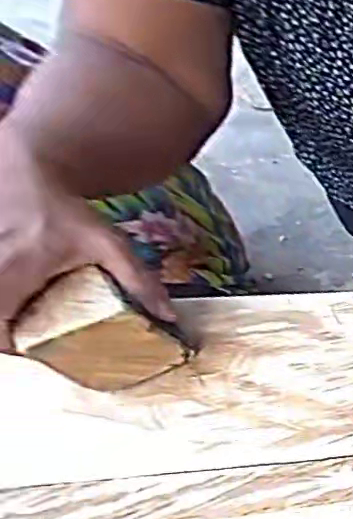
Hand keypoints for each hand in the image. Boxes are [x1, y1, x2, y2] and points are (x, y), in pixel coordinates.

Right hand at [0, 133, 171, 350]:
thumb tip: (170, 316)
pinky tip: (10, 296)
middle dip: (0, 331)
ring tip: (19, 319)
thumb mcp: (112, 247)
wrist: (23, 170)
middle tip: (27, 337)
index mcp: (13, 269)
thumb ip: (141, 282)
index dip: (10, 343)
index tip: (35, 349)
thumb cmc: (66, 211)